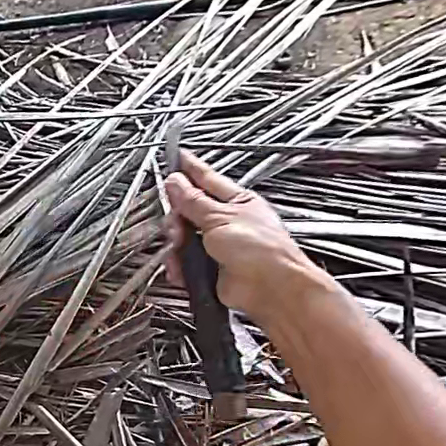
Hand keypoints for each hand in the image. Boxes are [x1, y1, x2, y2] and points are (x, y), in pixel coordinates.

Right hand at [163, 150, 321, 317]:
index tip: (176, 158)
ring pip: (183, 238)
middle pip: (188, 211)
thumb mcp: (220, 217)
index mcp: (237, 202)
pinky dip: (179, 265)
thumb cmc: (262, 250)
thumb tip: (175, 182)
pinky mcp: (209, 268)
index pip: (206, 179)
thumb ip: (193, 201)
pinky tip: (182, 268)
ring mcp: (218, 246)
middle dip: (177, 217)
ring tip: (181, 248)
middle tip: (176, 223)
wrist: (270, 288)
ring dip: (176, 244)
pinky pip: (184, 262)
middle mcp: (227, 222)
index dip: (190, 169)